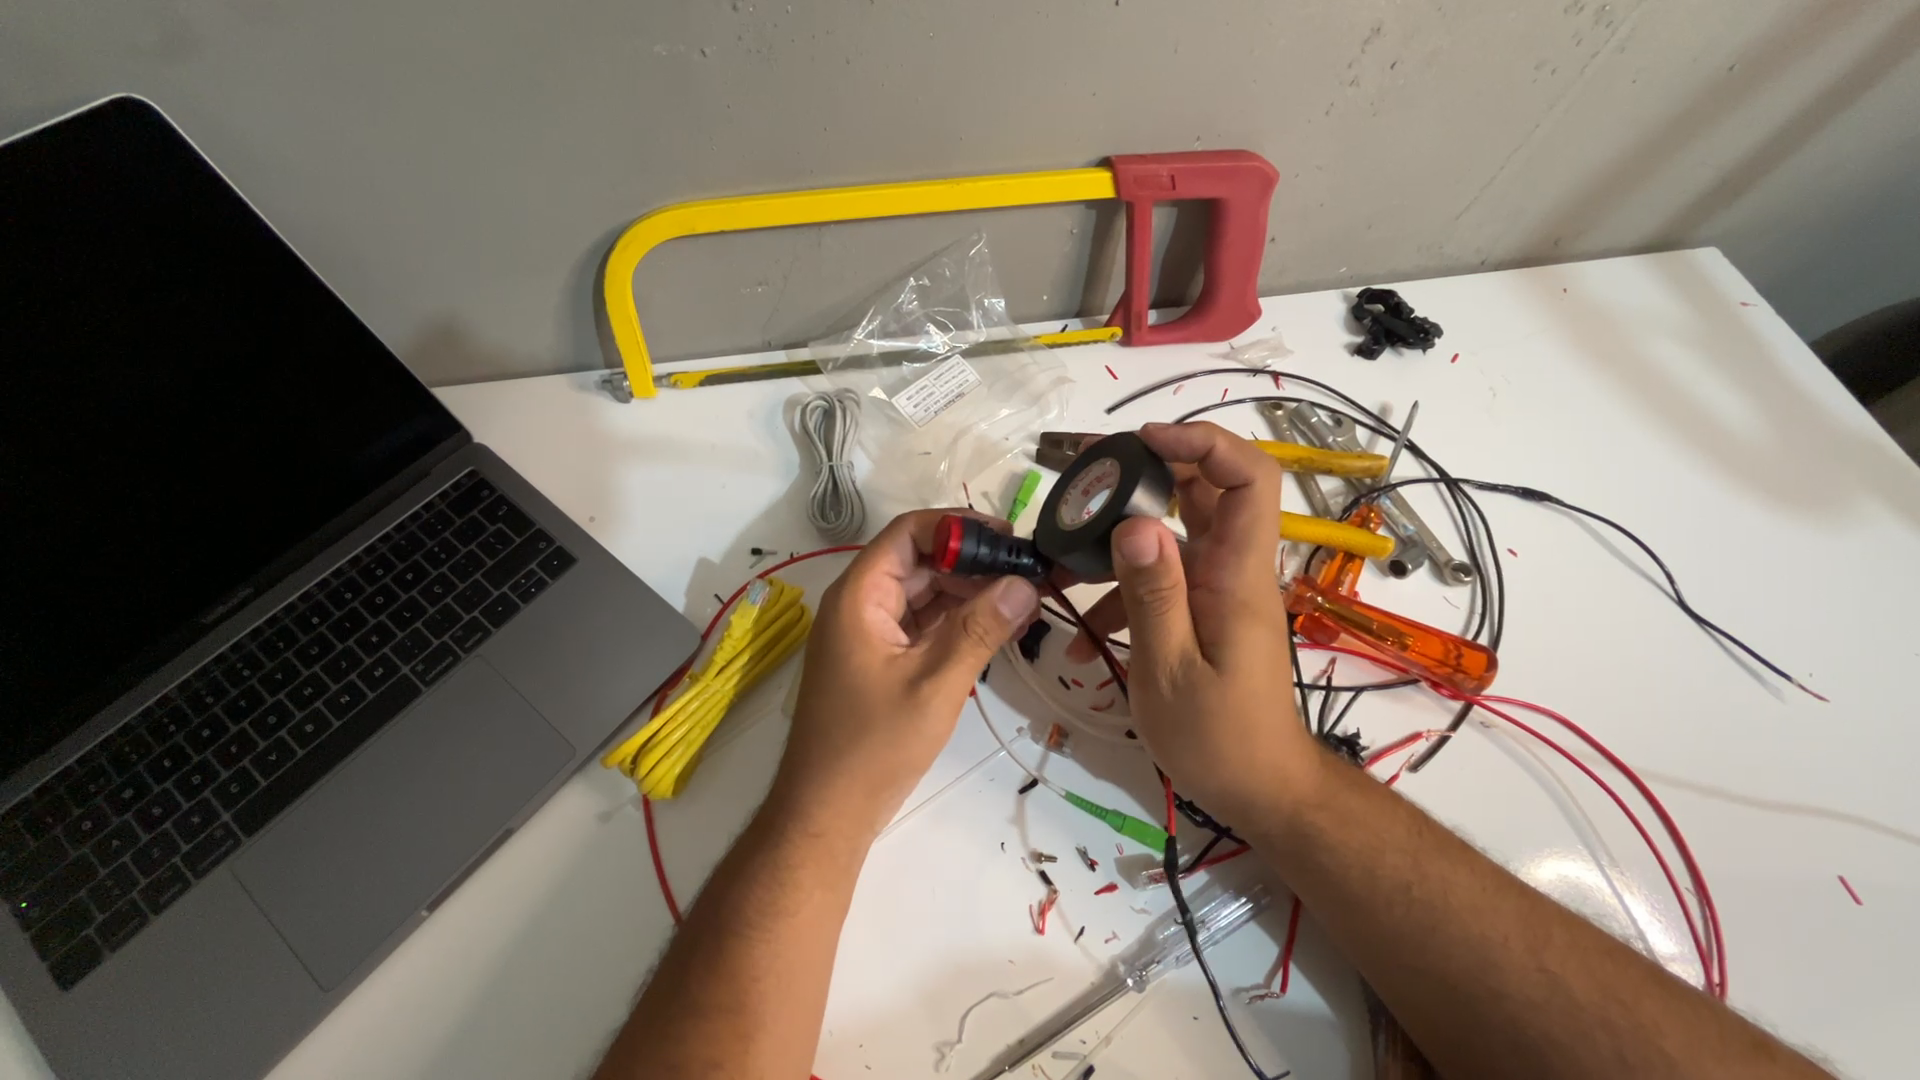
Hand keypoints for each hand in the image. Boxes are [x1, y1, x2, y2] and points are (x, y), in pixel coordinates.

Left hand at [778, 509, 1039, 837]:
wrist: (827, 810)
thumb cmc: (874, 745)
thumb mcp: (935, 684)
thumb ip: (980, 629)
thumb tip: (1023, 582)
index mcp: (859, 595)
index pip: (909, 532)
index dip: (958, 527)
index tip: (1009, 538)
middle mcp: (860, 604)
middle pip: (919, 560)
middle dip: (972, 562)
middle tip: (1027, 572)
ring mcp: (868, 633)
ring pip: (923, 592)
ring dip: (968, 593)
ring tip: (1021, 599)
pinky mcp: (879, 659)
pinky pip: (920, 624)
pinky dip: (955, 621)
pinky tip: (995, 627)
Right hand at [1066, 423, 1319, 824]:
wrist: (1259, 787)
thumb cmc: (1218, 738)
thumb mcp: (1170, 670)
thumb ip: (1154, 595)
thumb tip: (1137, 523)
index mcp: (1237, 574)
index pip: (1248, 479)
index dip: (1203, 442)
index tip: (1143, 441)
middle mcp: (1232, 568)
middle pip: (1207, 490)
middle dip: (1149, 472)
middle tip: (1089, 478)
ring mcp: (1217, 588)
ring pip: (1176, 530)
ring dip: (1124, 530)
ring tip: (1067, 546)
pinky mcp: (1202, 609)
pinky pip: (1162, 575)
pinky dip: (1121, 586)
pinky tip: (1080, 628)